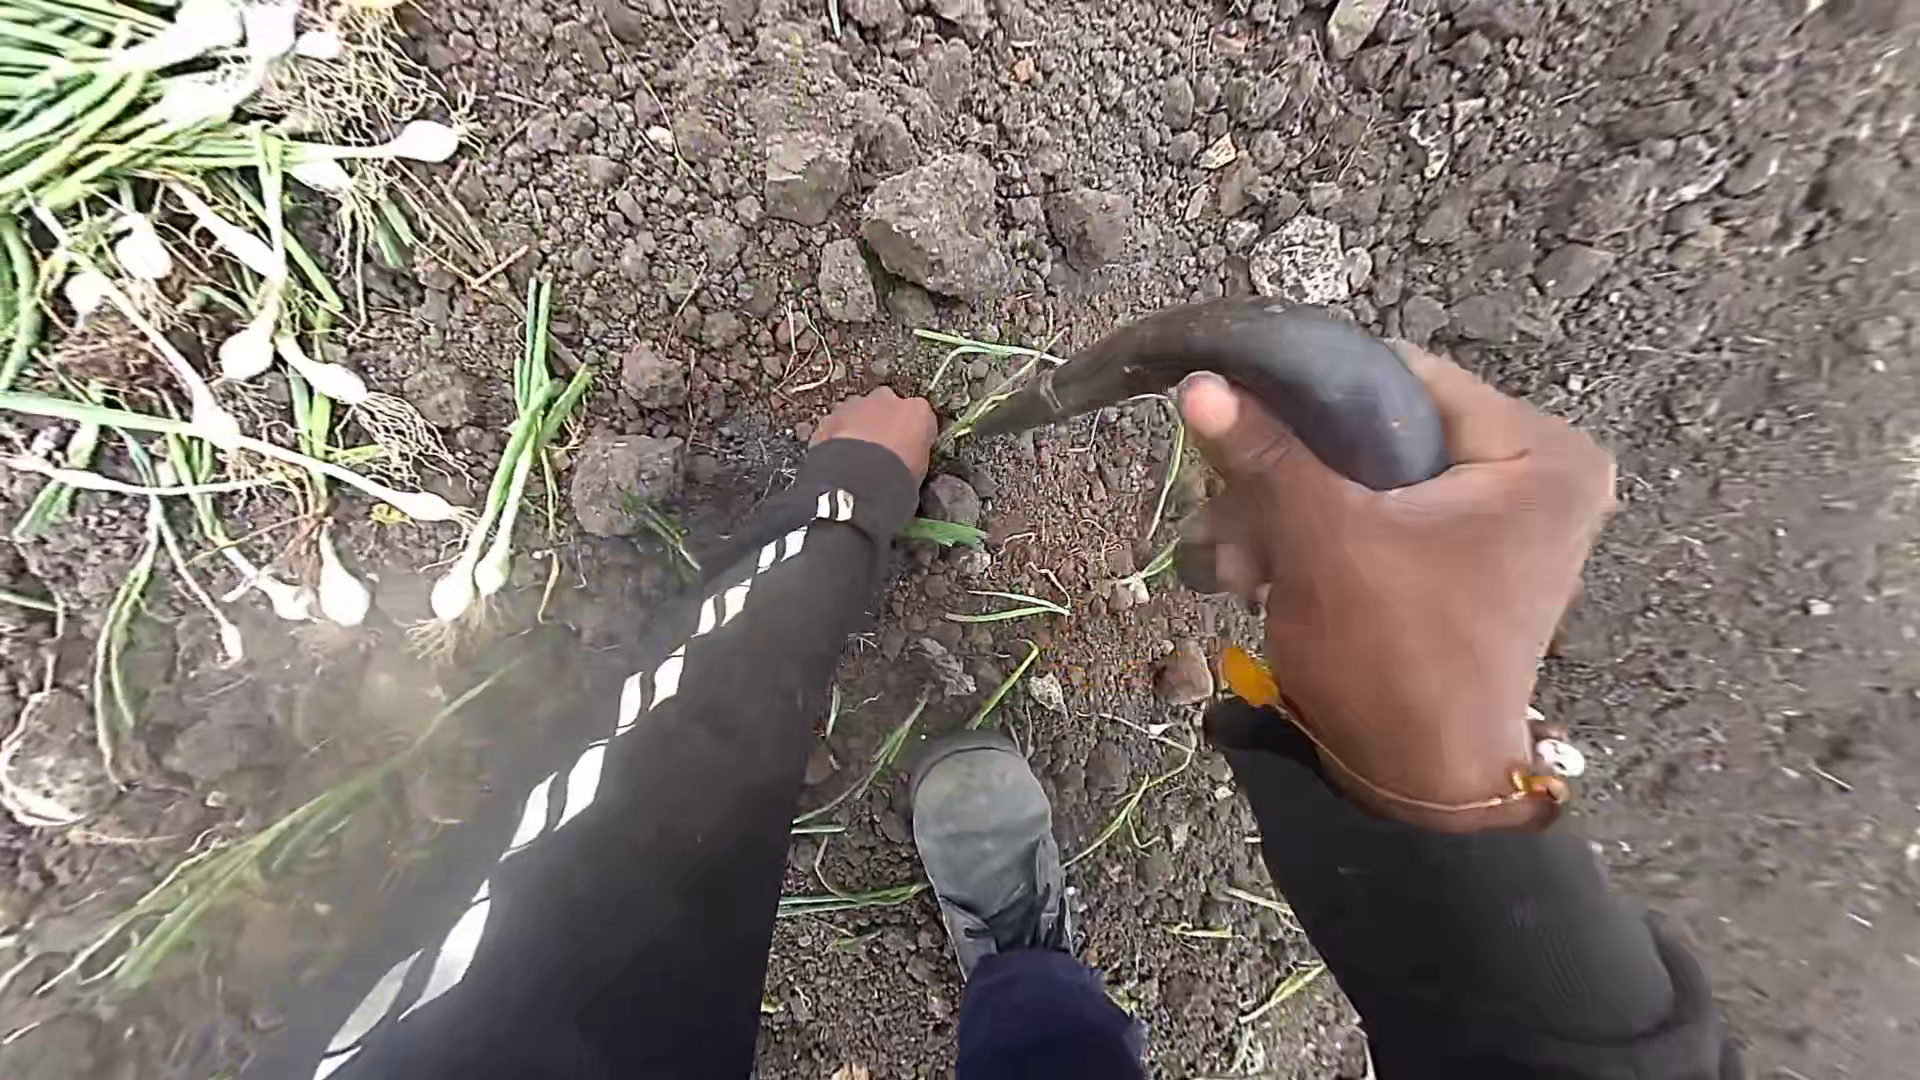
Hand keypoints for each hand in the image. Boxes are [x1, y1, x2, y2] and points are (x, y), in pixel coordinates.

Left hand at [811, 386, 936, 483]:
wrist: (860, 479)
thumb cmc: (898, 477)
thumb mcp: (919, 470)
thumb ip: (913, 456)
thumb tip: (907, 466)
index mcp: (918, 411)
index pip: (919, 416)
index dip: (911, 434)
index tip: (908, 449)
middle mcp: (887, 400)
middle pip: (886, 404)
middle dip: (883, 421)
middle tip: (880, 449)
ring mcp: (856, 405)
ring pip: (858, 411)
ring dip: (859, 427)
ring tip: (858, 457)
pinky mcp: (831, 417)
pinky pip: (836, 425)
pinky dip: (837, 437)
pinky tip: (839, 458)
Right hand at [1179, 343, 1615, 831]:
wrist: (1402, 777)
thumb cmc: (1389, 651)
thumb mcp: (1322, 540)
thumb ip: (1265, 455)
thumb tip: (1202, 386)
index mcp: (1531, 455)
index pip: (1402, 379)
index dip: (1311, 395)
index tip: (1243, 421)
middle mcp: (1512, 479)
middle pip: (1362, 436)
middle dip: (1280, 478)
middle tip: (1228, 512)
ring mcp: (1467, 524)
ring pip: (1340, 481)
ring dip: (1271, 517)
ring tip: (1231, 564)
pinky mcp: (1426, 560)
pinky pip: (1345, 521)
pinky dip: (1292, 543)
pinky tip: (1250, 576)